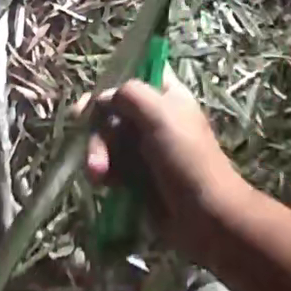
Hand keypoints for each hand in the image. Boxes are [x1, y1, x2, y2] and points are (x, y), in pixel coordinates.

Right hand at [85, 68, 252, 261]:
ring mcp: (145, 147)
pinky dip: (102, 170)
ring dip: (97, 152)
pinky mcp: (137, 175)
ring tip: (98, 174)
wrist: (205, 216)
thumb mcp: (159, 114)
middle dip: (98, 126)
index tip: (90, 100)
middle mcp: (155, 117)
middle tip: (85, 137)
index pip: (136, 75)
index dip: (112, 83)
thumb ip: (129, 94)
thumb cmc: (186, 157)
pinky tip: (102, 182)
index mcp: (166, 95)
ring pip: (108, 138)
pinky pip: (110, 164)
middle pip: (113, 109)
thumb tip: (104, 98)